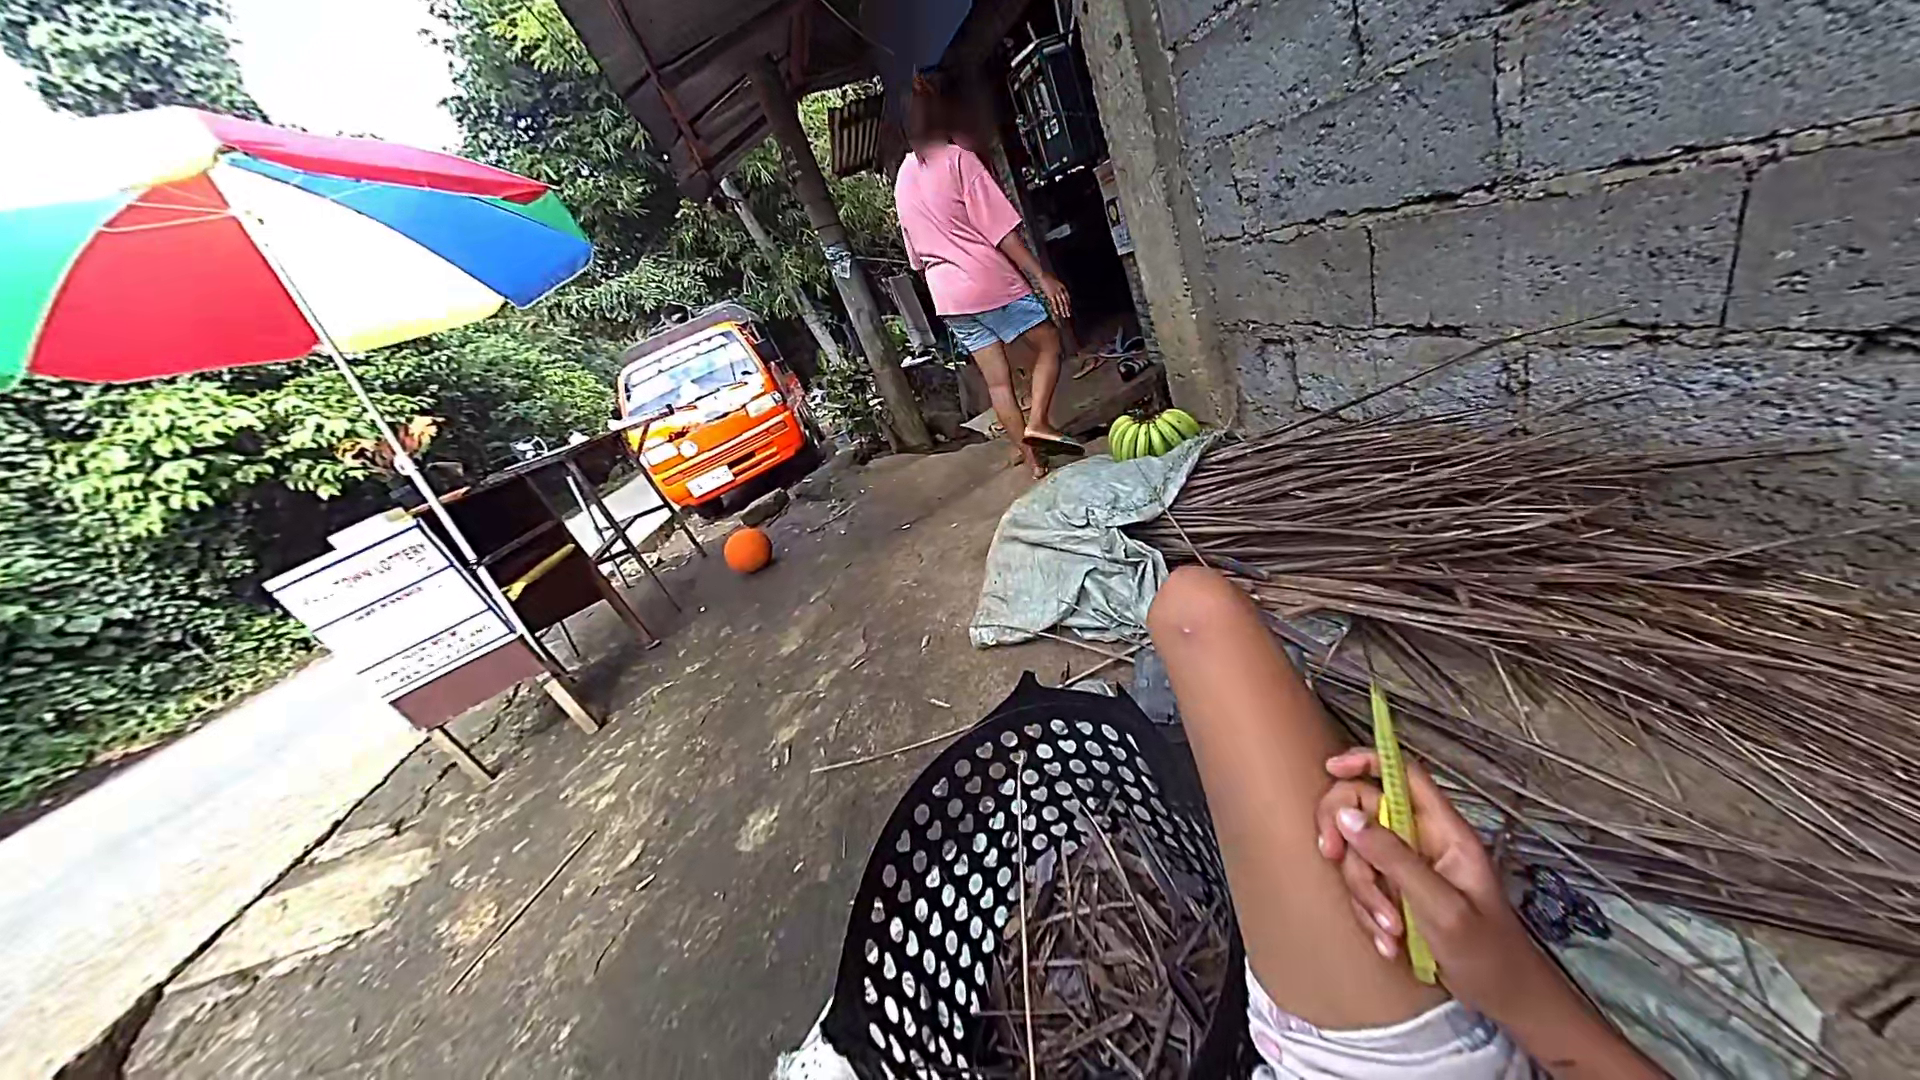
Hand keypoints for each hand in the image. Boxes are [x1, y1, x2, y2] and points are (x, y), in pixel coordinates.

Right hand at [1038, 274, 1071, 320]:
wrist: (1042, 275)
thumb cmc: (1047, 276)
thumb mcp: (1055, 281)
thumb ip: (1057, 287)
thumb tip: (1057, 292)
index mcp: (1062, 286)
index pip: (1067, 296)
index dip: (1068, 303)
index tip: (1069, 308)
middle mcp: (1060, 290)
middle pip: (1065, 301)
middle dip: (1067, 308)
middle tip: (1068, 314)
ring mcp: (1056, 293)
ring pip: (1061, 303)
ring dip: (1063, 310)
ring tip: (1064, 316)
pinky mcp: (1050, 295)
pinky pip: (1054, 303)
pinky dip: (1056, 308)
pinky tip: (1057, 313)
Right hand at [1315, 750, 1560, 1022]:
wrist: (1506, 1004)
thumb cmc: (1491, 956)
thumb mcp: (1442, 908)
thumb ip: (1394, 859)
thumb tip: (1346, 816)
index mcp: (1444, 831)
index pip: (1402, 773)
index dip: (1367, 760)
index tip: (1333, 769)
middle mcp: (1420, 838)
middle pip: (1362, 805)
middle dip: (1342, 831)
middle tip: (1330, 852)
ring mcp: (1404, 861)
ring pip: (1355, 848)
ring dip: (1361, 887)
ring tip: (1388, 925)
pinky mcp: (1391, 885)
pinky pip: (1359, 878)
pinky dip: (1365, 908)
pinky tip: (1388, 935)